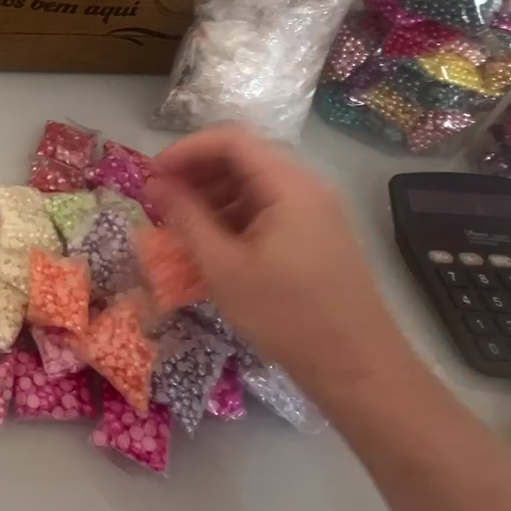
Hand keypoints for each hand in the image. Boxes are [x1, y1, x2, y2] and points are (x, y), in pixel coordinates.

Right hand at [145, 125, 414, 398]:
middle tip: (159, 198)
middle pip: (242, 157)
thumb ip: (186, 217)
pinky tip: (210, 240)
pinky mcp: (315, 234)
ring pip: (252, 182)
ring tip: (178, 221)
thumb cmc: (286, 315)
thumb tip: (155, 184)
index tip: (151, 174)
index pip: (231, 140)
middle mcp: (306, 188)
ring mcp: (314, 211)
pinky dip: (231, 213)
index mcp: (289, 186)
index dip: (185, 150)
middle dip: (195, 172)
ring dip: (210, 193)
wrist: (359, 370)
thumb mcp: (223, 266)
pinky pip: (265, 206)